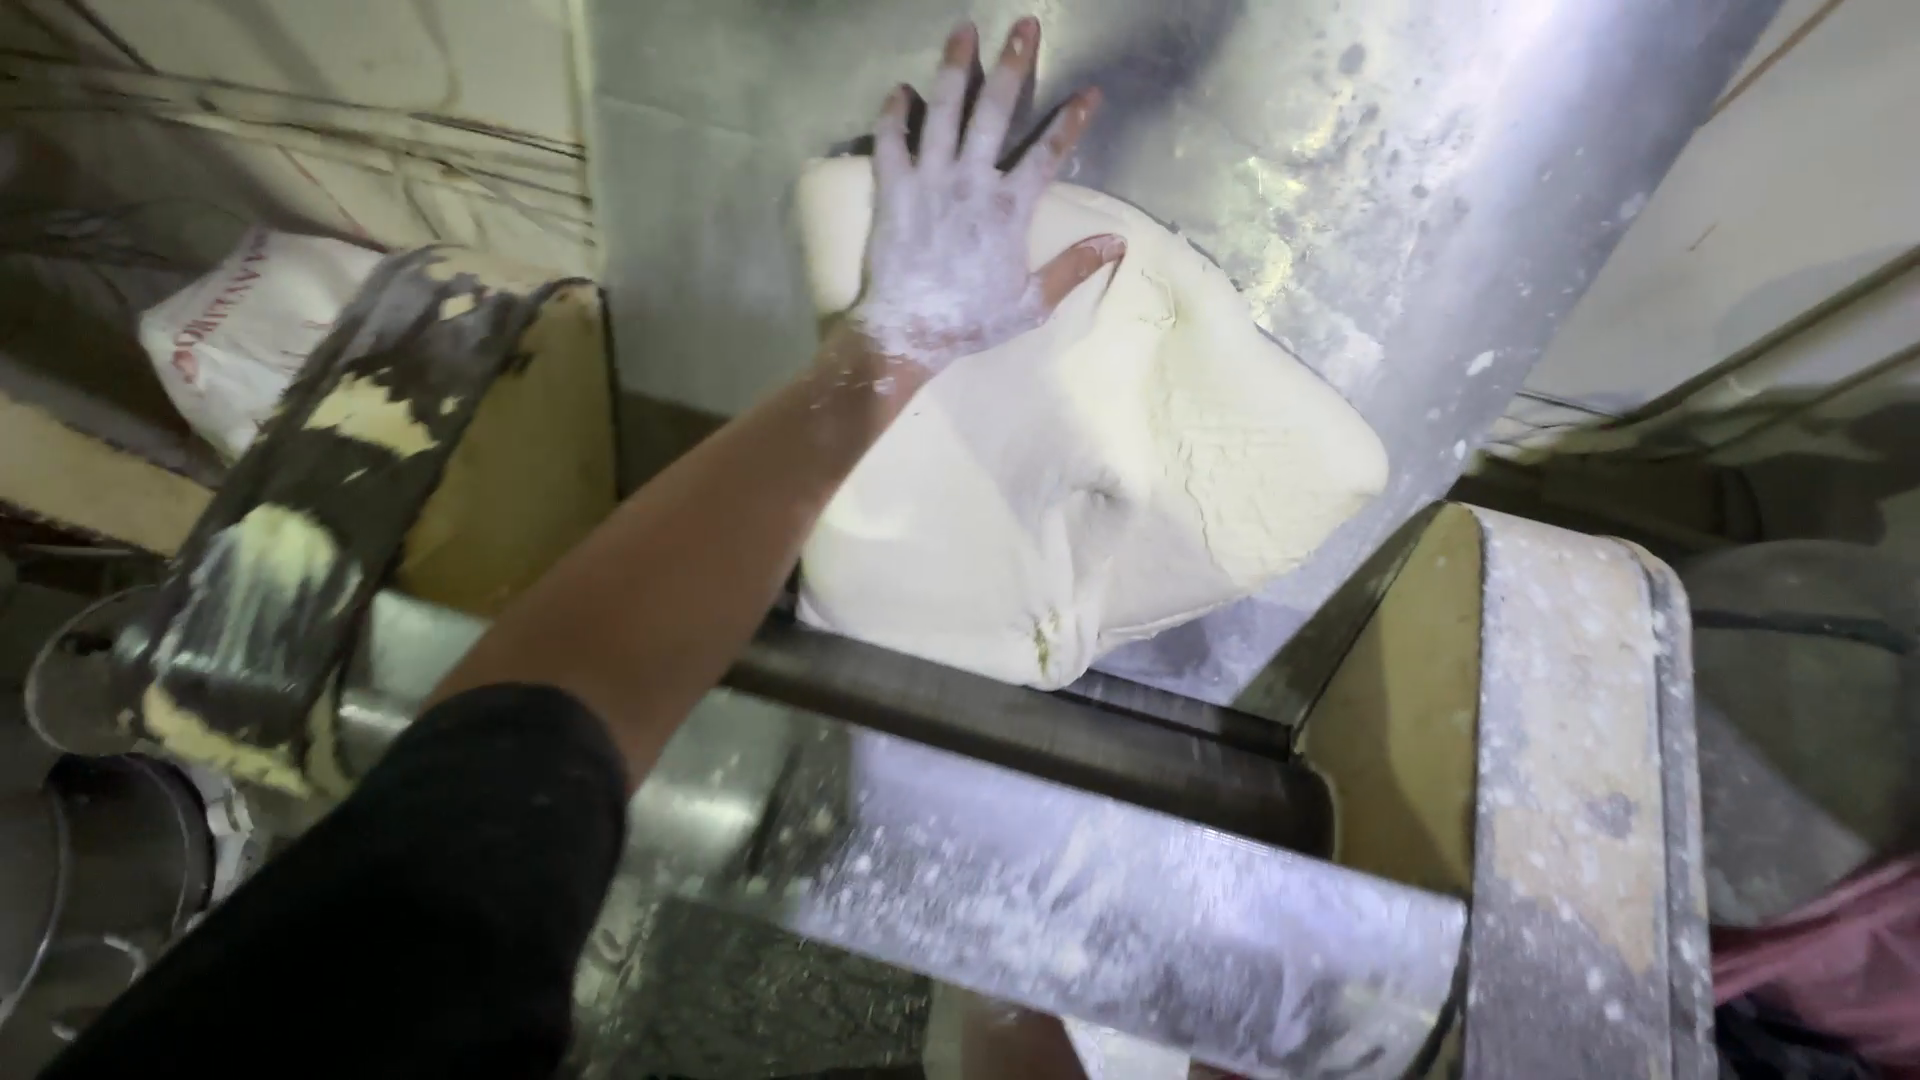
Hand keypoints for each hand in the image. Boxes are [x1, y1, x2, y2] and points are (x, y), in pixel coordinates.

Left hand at [848, 18, 1125, 375]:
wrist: (909, 331)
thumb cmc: (971, 321)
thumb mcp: (1031, 305)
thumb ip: (1073, 269)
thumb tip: (1117, 242)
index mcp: (1009, 209)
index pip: (1048, 153)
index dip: (1071, 120)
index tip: (1089, 92)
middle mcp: (971, 183)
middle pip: (995, 111)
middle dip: (1013, 65)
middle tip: (1023, 26)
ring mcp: (930, 181)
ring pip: (944, 111)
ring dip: (955, 67)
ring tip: (963, 29)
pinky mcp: (894, 190)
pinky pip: (891, 141)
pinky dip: (895, 114)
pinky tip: (902, 90)